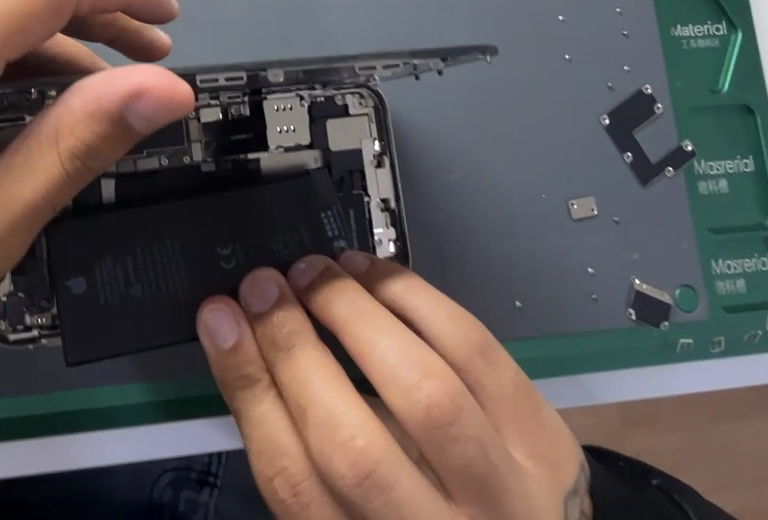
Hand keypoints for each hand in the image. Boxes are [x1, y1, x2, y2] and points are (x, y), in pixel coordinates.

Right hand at [198, 253, 590, 519]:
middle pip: (354, 447)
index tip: (219, 316)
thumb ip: (296, 439)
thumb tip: (243, 332)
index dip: (249, 386)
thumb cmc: (404, 518)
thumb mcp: (340, 509)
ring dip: (357, 315)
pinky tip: (371, 273)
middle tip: (262, 283)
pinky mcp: (548, 444)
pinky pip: (479, 355)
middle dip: (294, 347)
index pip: (293, 479)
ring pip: (426, 395)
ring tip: (314, 271)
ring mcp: (509, 499)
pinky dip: (414, 300)